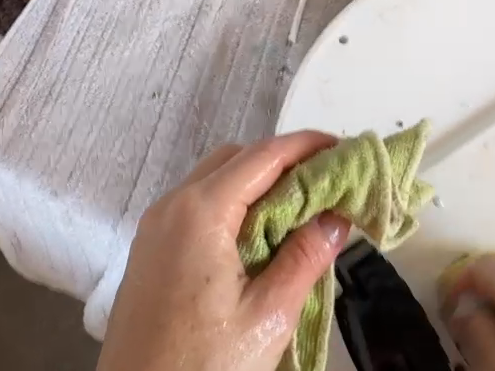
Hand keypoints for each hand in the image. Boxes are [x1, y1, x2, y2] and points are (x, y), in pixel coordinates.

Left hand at [97, 132, 349, 370]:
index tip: (345, 148)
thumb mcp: (267, 317)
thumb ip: (305, 259)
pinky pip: (196, 204)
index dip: (306, 145)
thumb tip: (338, 216)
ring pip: (214, 179)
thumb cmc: (203, 367)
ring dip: (257, 183)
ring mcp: (156, 225)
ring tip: (301, 209)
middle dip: (283, 162)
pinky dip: (232, 204)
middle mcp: (173, 203)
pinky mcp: (149, 249)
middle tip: (327, 184)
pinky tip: (258, 235)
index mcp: (201, 210)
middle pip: (236, 158)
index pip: (263, 155)